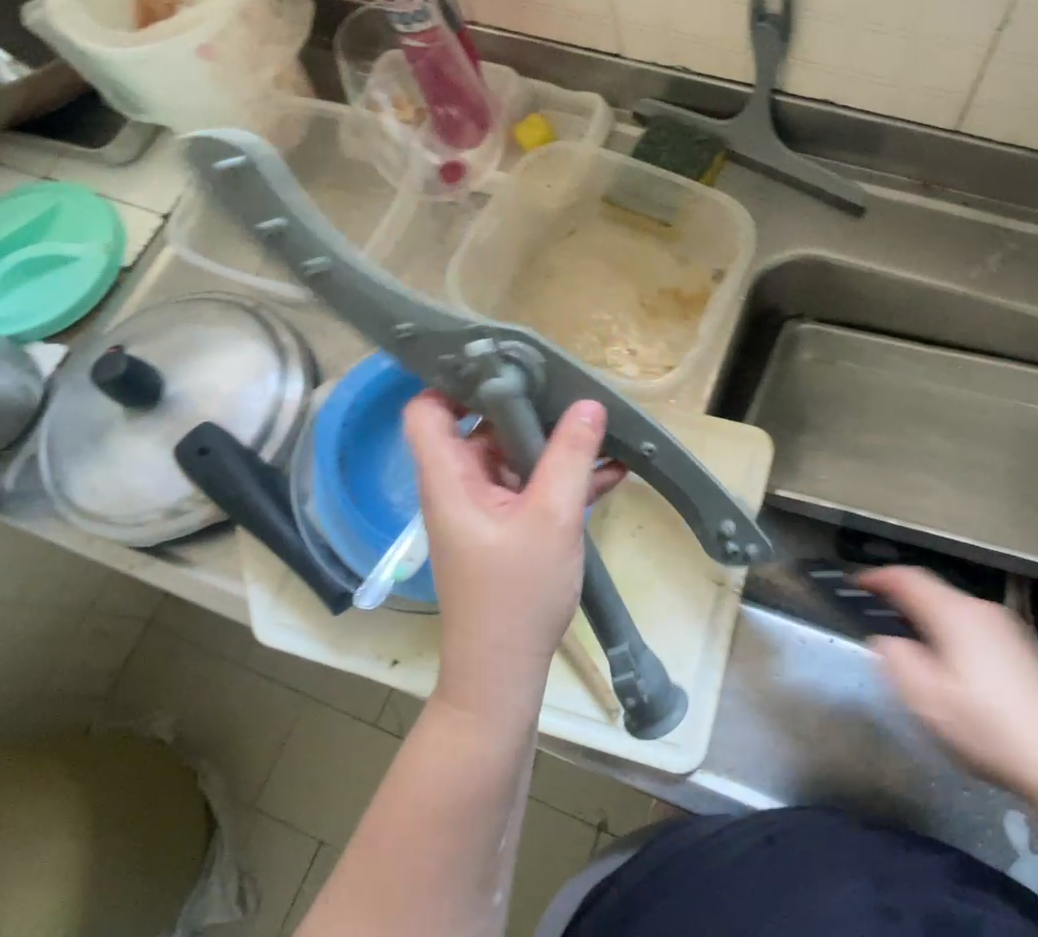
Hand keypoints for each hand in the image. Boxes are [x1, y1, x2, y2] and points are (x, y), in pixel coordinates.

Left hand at [402, 393, 624, 721]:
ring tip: (603, 432)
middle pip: (480, 429)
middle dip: (527, 411)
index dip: (454, 381)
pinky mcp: (505, 532)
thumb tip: (588, 405)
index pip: (427, 411)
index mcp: (449, 478)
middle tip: (572, 391)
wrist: (503, 671)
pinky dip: (562, 481)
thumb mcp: (551, 519)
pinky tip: (609, 474)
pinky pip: (530, 491)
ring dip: (554, 448)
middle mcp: (458, 487)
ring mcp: (483, 511)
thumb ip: (569, 457)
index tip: (504, 365)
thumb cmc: (517, 595)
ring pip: (513, 460)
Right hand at [860, 566, 1037, 796]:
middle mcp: (984, 611)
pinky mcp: (1026, 651)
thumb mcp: (925, 699)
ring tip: (911, 639)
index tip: (857, 582)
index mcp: (955, 615)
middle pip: (936, 593)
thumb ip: (896, 660)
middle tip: (878, 612)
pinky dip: (954, 634)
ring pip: (958, 612)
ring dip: (931, 618)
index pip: (909, 579)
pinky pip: (977, 629)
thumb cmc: (986, 728)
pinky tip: (953, 665)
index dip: (880, 577)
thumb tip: (886, 640)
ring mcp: (1010, 629)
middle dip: (905, 599)